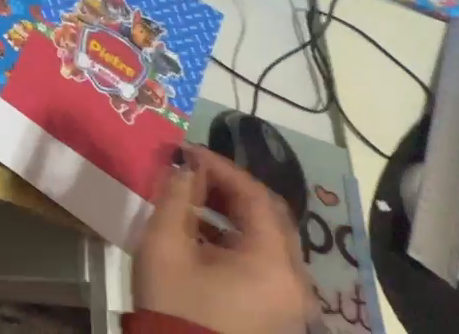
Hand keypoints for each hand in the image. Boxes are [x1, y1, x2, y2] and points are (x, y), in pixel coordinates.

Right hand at [134, 144, 313, 333]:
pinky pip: (263, 259)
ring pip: (267, 238)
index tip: (185, 150)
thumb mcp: (164, 243)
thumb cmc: (176, 300)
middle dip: (229, 186)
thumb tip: (182, 163)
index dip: (221, 167)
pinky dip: (234, 235)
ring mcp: (289, 297)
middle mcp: (294, 278)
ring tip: (189, 193)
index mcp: (272, 261)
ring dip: (231, 209)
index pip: (256, 198)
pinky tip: (199, 229)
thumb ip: (175, 197)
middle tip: (188, 168)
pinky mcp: (276, 308)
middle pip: (270, 217)